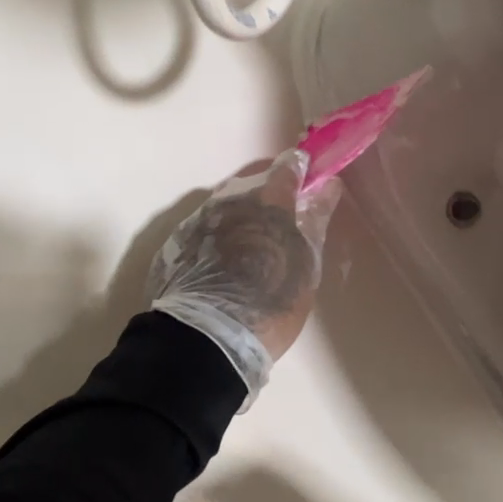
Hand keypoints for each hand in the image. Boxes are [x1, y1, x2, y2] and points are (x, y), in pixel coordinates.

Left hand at [147, 149, 342, 401]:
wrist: (208, 337)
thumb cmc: (272, 301)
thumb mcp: (307, 262)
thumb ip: (316, 219)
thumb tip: (328, 187)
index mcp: (266, 196)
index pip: (287, 164)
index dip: (300, 172)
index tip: (307, 187)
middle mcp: (227, 197)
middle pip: (251, 182)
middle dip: (267, 194)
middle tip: (279, 224)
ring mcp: (196, 218)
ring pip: (223, 205)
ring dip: (239, 216)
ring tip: (249, 248)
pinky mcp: (175, 242)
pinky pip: (203, 228)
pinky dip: (215, 237)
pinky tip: (221, 264)